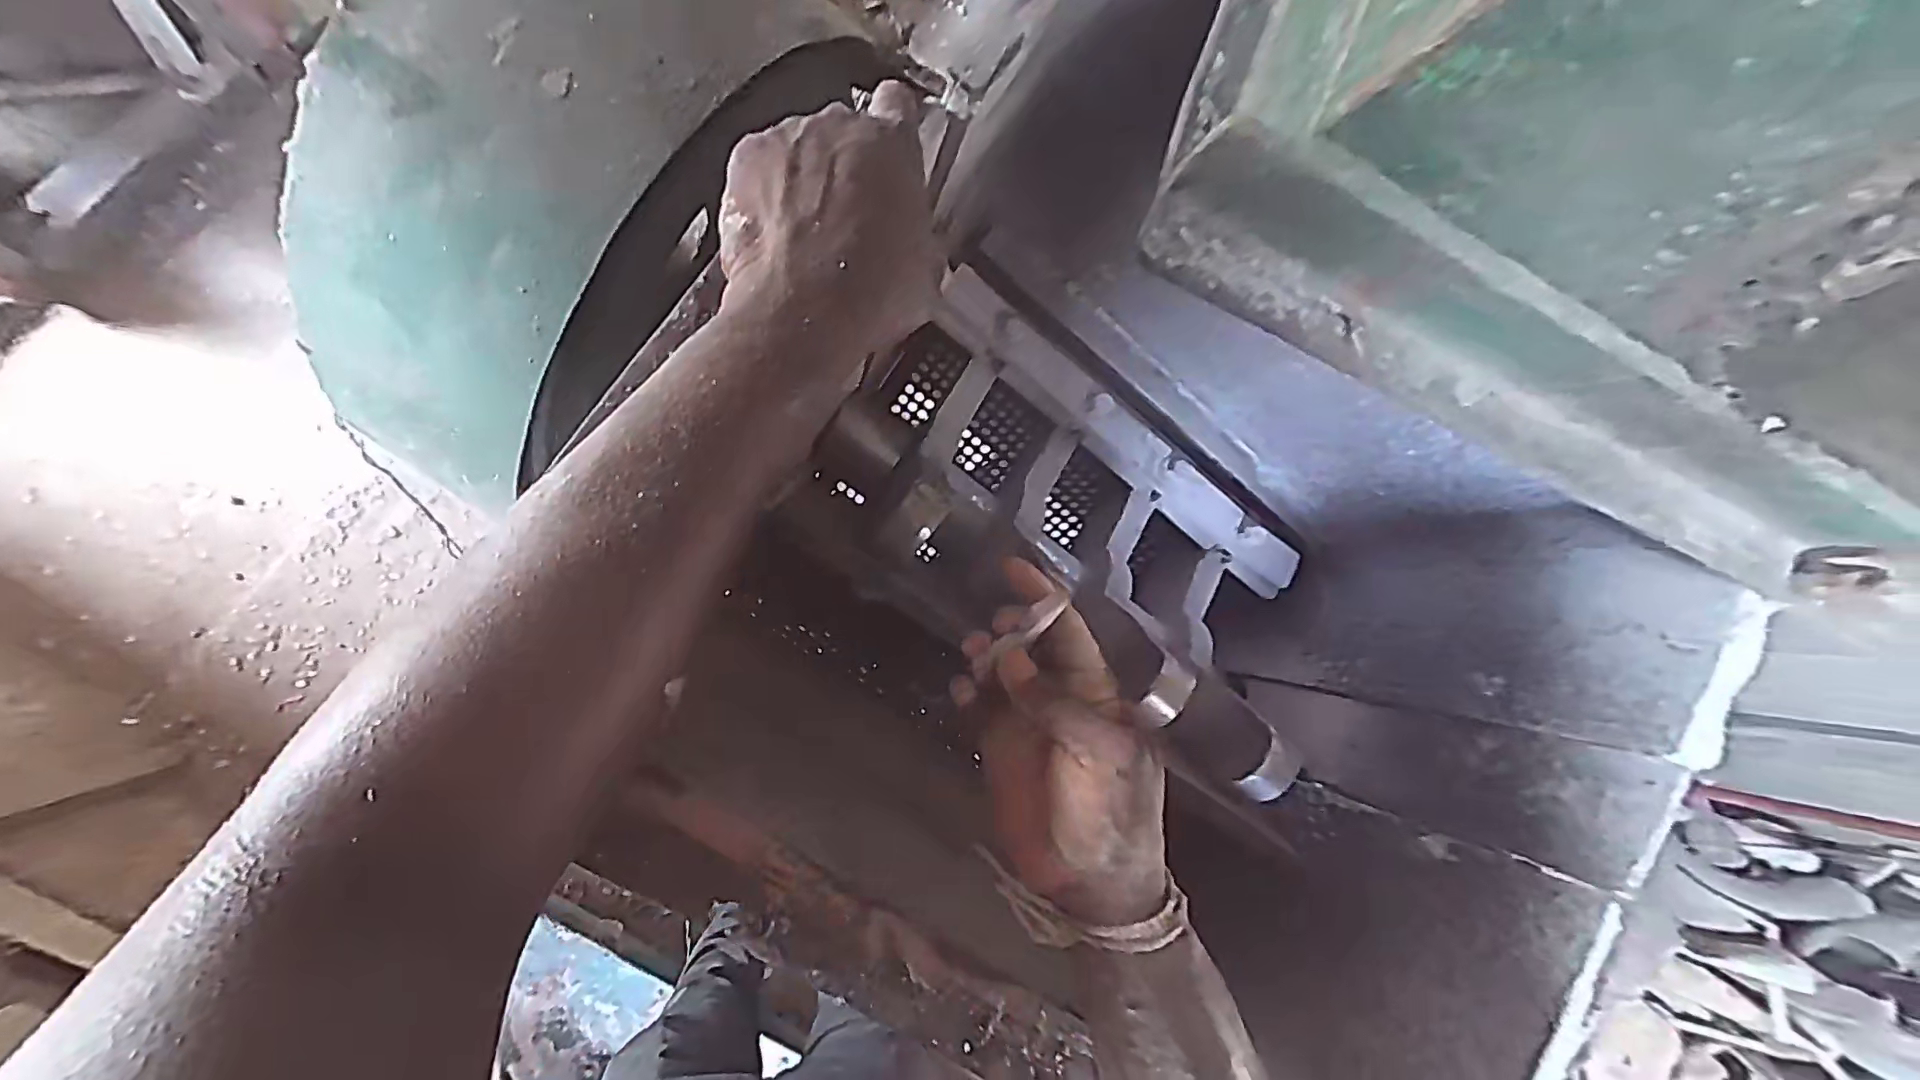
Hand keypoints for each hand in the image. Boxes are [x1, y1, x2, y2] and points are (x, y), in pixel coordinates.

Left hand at [717, 81, 942, 361]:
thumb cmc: (866, 295)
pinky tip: (777, 238)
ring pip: (798, 150)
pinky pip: (759, 169)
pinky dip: (765, 195)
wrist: (804, 318)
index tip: (891, 159)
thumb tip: (917, 246)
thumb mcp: (924, 271)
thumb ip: (919, 234)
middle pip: (843, 132)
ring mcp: (786, 141)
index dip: (895, 133)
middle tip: (852, 220)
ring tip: (809, 239)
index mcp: (892, 146)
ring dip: (804, 182)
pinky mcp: (744, 163)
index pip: (898, 108)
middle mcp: (837, 128)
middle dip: (847, 168)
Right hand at [952, 559, 1169, 926]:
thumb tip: (1014, 661)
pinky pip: (978, 708)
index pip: (1068, 629)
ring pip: (998, 671)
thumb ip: (1057, 705)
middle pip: (1028, 645)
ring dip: (983, 657)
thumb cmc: (1109, 814)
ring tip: (973, 657)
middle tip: (993, 632)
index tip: (1013, 568)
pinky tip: (962, 694)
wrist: (1090, 881)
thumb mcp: (1100, 754)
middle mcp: (1058, 697)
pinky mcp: (999, 747)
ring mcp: (1026, 722)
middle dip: (1009, 628)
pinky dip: (967, 694)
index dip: (1042, 597)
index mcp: (1093, 690)